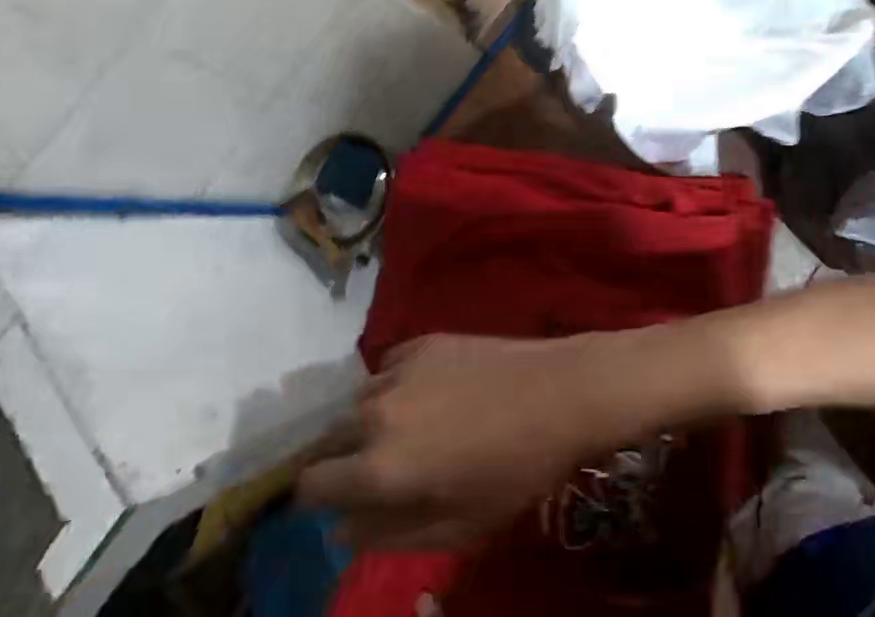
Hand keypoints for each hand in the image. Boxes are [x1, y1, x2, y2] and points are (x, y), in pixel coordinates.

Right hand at [296, 334, 621, 549]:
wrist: (565, 392)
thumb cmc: (519, 469)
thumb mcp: (458, 525)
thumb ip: (388, 534)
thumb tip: (343, 528)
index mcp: (379, 468)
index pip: (309, 486)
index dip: (320, 499)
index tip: (344, 500)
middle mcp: (377, 414)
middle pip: (328, 440)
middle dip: (344, 458)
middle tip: (382, 466)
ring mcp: (402, 370)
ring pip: (358, 401)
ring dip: (369, 419)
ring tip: (410, 427)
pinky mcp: (427, 340)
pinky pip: (388, 367)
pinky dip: (395, 384)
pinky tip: (430, 391)